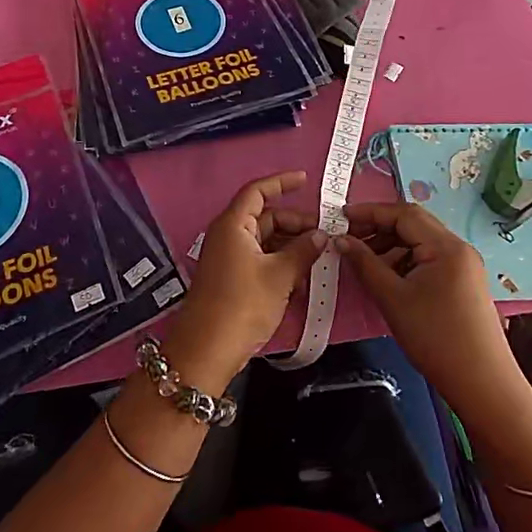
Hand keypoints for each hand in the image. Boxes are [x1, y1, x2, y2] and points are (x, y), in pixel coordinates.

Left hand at [170, 172, 324, 388]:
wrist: (207, 351)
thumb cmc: (242, 305)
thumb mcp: (280, 276)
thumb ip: (303, 250)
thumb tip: (320, 235)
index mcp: (234, 225)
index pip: (257, 191)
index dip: (281, 183)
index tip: (305, 180)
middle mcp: (228, 236)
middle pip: (266, 217)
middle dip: (295, 223)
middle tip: (324, 235)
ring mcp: (229, 258)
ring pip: (266, 241)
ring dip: (291, 246)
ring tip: (318, 258)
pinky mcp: (232, 279)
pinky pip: (260, 259)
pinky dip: (281, 263)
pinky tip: (301, 278)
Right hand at [335, 202, 521, 412]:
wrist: (481, 383)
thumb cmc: (435, 338)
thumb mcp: (393, 298)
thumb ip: (365, 264)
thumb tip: (342, 240)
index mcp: (446, 245)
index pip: (404, 213)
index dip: (370, 212)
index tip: (341, 218)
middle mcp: (458, 248)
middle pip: (414, 225)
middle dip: (379, 228)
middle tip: (349, 239)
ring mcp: (464, 266)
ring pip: (421, 243)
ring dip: (391, 246)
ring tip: (363, 261)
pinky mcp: (464, 283)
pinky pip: (429, 260)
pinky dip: (405, 262)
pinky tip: (387, 277)